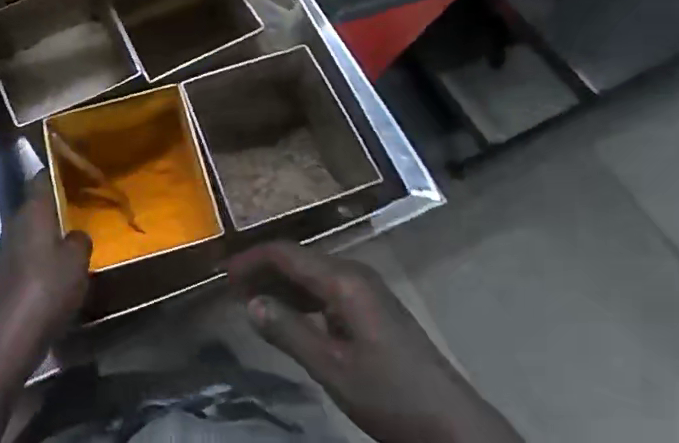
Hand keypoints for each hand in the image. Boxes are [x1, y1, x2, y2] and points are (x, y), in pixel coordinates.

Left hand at [0, 180, 89, 442]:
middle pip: (35, 206)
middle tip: (79, 212)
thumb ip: (79, 240)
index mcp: (32, 211)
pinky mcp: (1, 276)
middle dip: (54, 208)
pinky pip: (23, 257)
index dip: (57, 174)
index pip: (41, 179)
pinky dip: (37, 260)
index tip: (74, 174)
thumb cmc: (47, 288)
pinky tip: (52, 277)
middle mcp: (14, 224)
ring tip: (70, 245)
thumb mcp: (77, 262)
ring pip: (29, 233)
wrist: (8, 335)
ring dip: (46, 236)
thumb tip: (75, 235)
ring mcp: (4, 251)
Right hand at [226, 242, 518, 442]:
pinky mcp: (375, 310)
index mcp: (344, 280)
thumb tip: (251, 303)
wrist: (457, 428)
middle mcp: (356, 274)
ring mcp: (368, 291)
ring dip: (282, 285)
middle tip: (232, 290)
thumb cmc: (391, 396)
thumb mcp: (332, 369)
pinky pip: (328, 291)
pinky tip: (290, 318)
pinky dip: (302, 299)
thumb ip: (288, 332)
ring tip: (254, 304)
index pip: (286, 253)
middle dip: (264, 271)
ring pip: (313, 275)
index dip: (251, 259)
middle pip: (299, 260)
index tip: (221, 272)